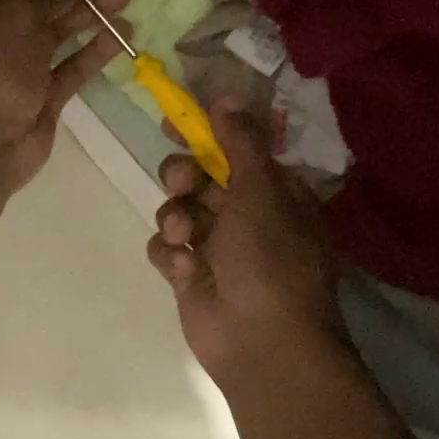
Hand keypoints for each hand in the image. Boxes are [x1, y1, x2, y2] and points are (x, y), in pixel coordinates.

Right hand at [146, 105, 344, 379]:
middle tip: (181, 184)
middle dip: (181, 176)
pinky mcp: (189, 273)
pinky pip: (165, 246)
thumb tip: (227, 97)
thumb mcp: (261, 191)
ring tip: (185, 239)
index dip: (204, 133)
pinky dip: (171, 254)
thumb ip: (240, 142)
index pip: (233, 148)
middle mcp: (244, 215)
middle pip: (196, 176)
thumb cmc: (270, 259)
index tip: (172, 122)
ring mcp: (215, 246)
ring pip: (175, 210)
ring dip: (174, 218)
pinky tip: (185, 271)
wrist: (262, 342)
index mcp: (272, 192)